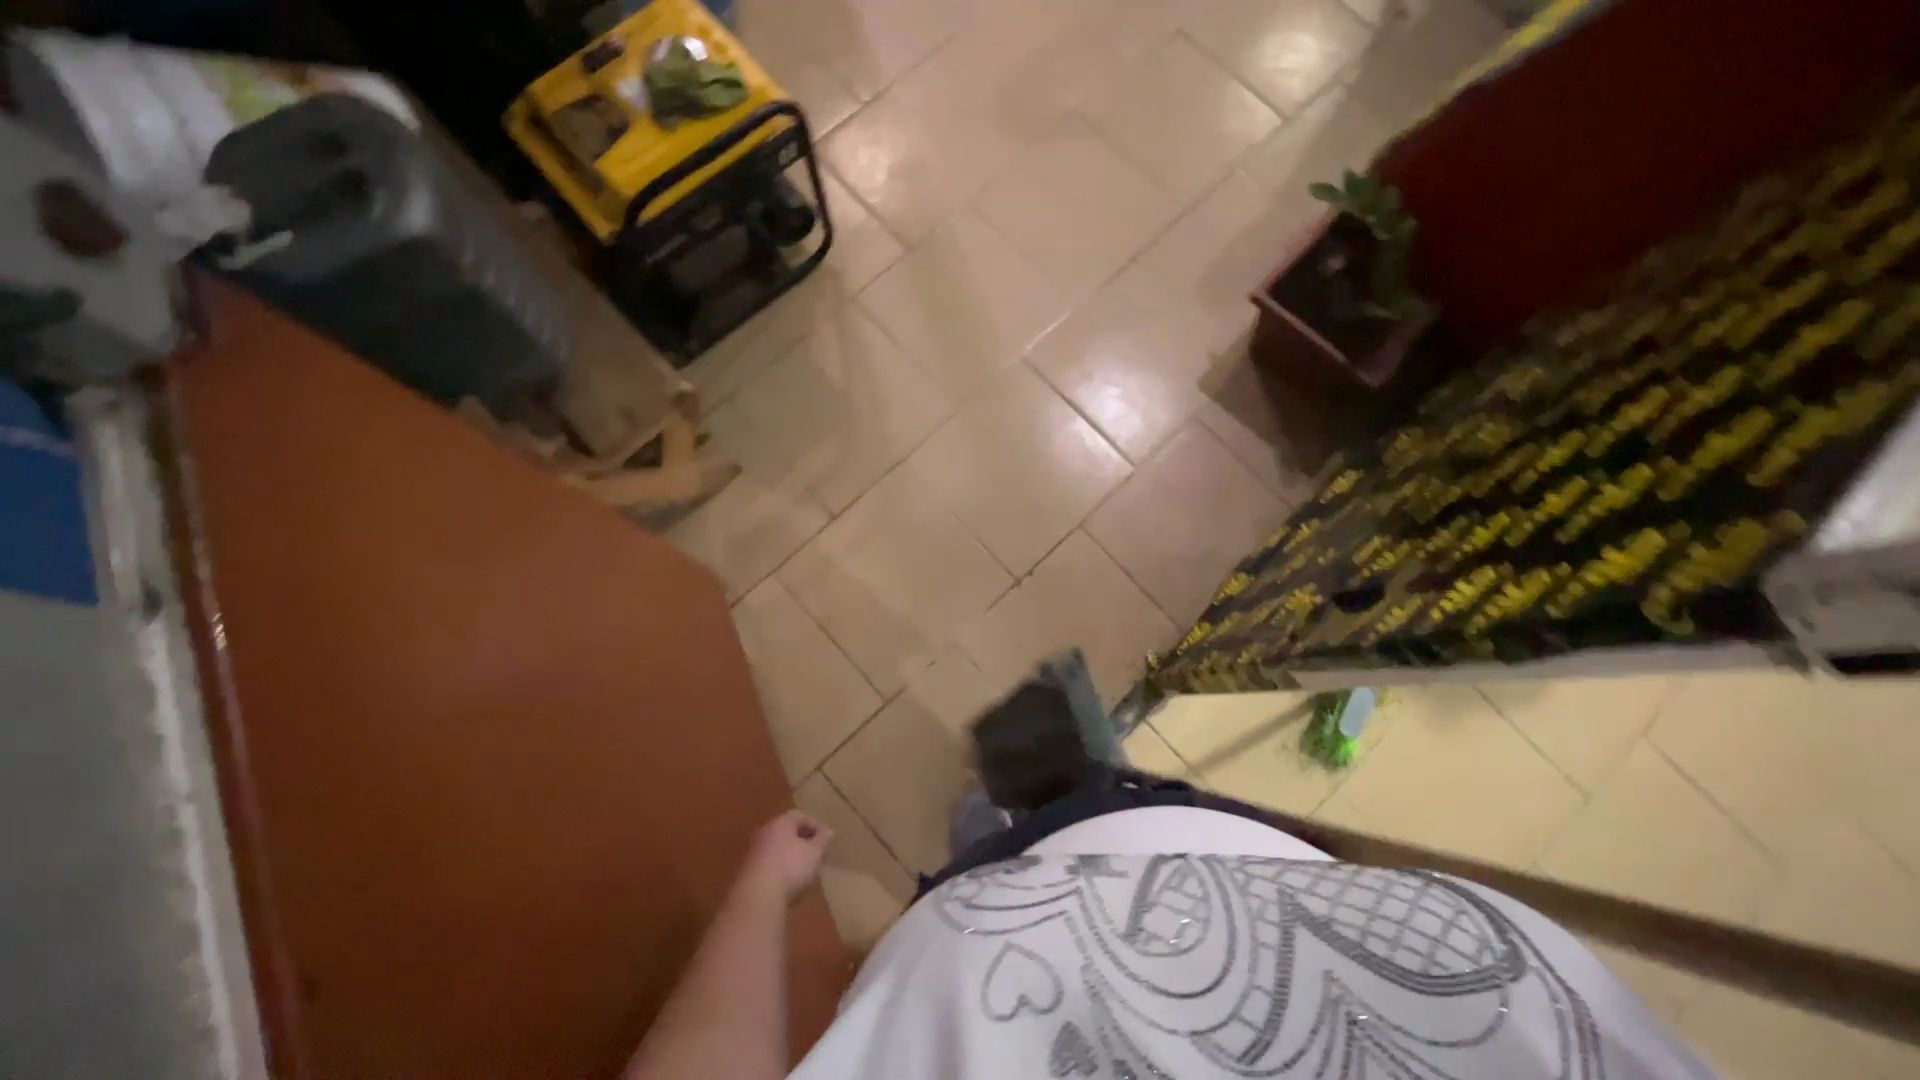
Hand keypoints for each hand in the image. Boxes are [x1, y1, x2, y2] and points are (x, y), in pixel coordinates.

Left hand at [740, 809, 832, 902]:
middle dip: (803, 840)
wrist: (758, 896)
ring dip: (792, 855)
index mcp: (781, 823)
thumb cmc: (791, 868)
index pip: (800, 815)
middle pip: (787, 831)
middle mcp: (765, 832)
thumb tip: (829, 831)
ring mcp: (754, 852)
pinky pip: (770, 863)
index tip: (827, 838)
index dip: (816, 824)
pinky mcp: (749, 871)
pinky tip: (790, 882)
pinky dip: (781, 868)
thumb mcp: (815, 852)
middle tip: (817, 852)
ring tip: (806, 870)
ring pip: (778, 848)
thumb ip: (823, 839)